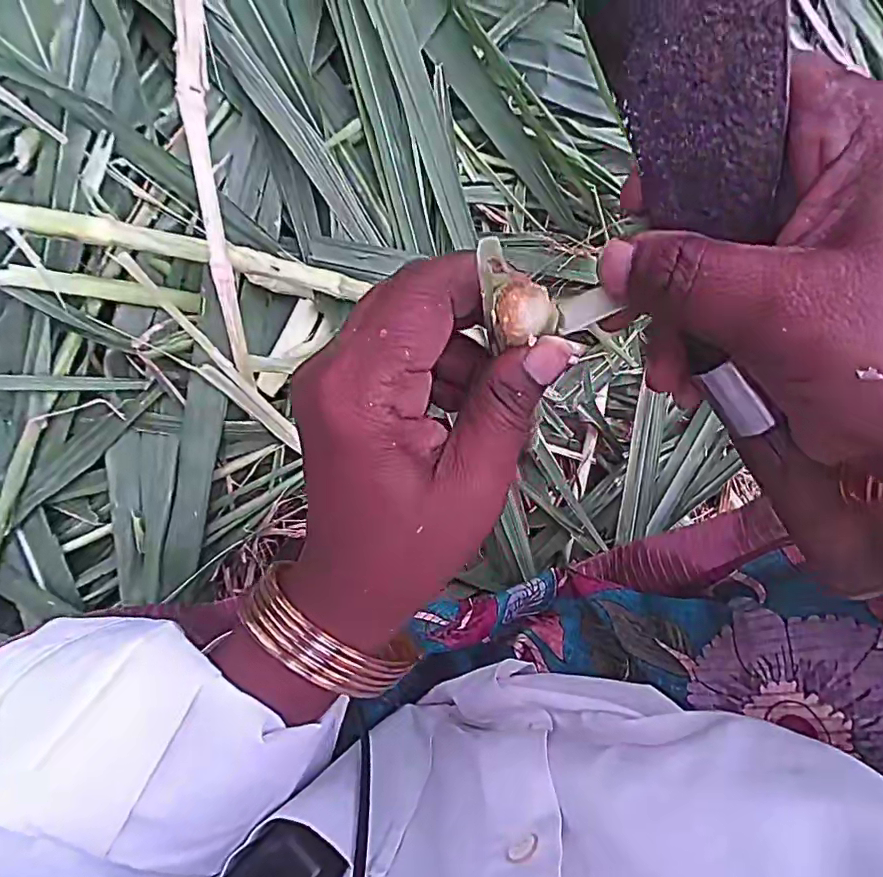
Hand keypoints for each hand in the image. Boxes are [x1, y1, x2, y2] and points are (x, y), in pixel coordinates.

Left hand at [281, 254, 577, 652]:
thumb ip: (508, 405)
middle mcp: (332, 369)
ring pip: (405, 321)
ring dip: (460, 343)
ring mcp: (328, 377)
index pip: (423, 293)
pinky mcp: (337, 390)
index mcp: (361, 391)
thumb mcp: (474, 483)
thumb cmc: (409, 552)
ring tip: (497, 394)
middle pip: (411, 298)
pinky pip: (394, 351)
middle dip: (477, 311)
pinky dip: (437, 364)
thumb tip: (553, 345)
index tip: (538, 304)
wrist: (350, 587)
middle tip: (528, 344)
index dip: (484, 282)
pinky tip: (465, 405)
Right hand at [599, 51, 882, 482]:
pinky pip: (709, 304)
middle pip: (711, 196)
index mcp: (857, 141)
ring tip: (671, 374)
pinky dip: (689, 344)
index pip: (754, 103)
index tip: (639, 206)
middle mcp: (825, 182)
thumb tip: (612, 261)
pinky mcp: (777, 297)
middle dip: (668, 267)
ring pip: (700, 260)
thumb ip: (690, 277)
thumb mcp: (781, 307)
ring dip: (672, 321)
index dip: (686, 148)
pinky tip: (687, 382)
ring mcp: (796, 245)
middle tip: (635, 311)